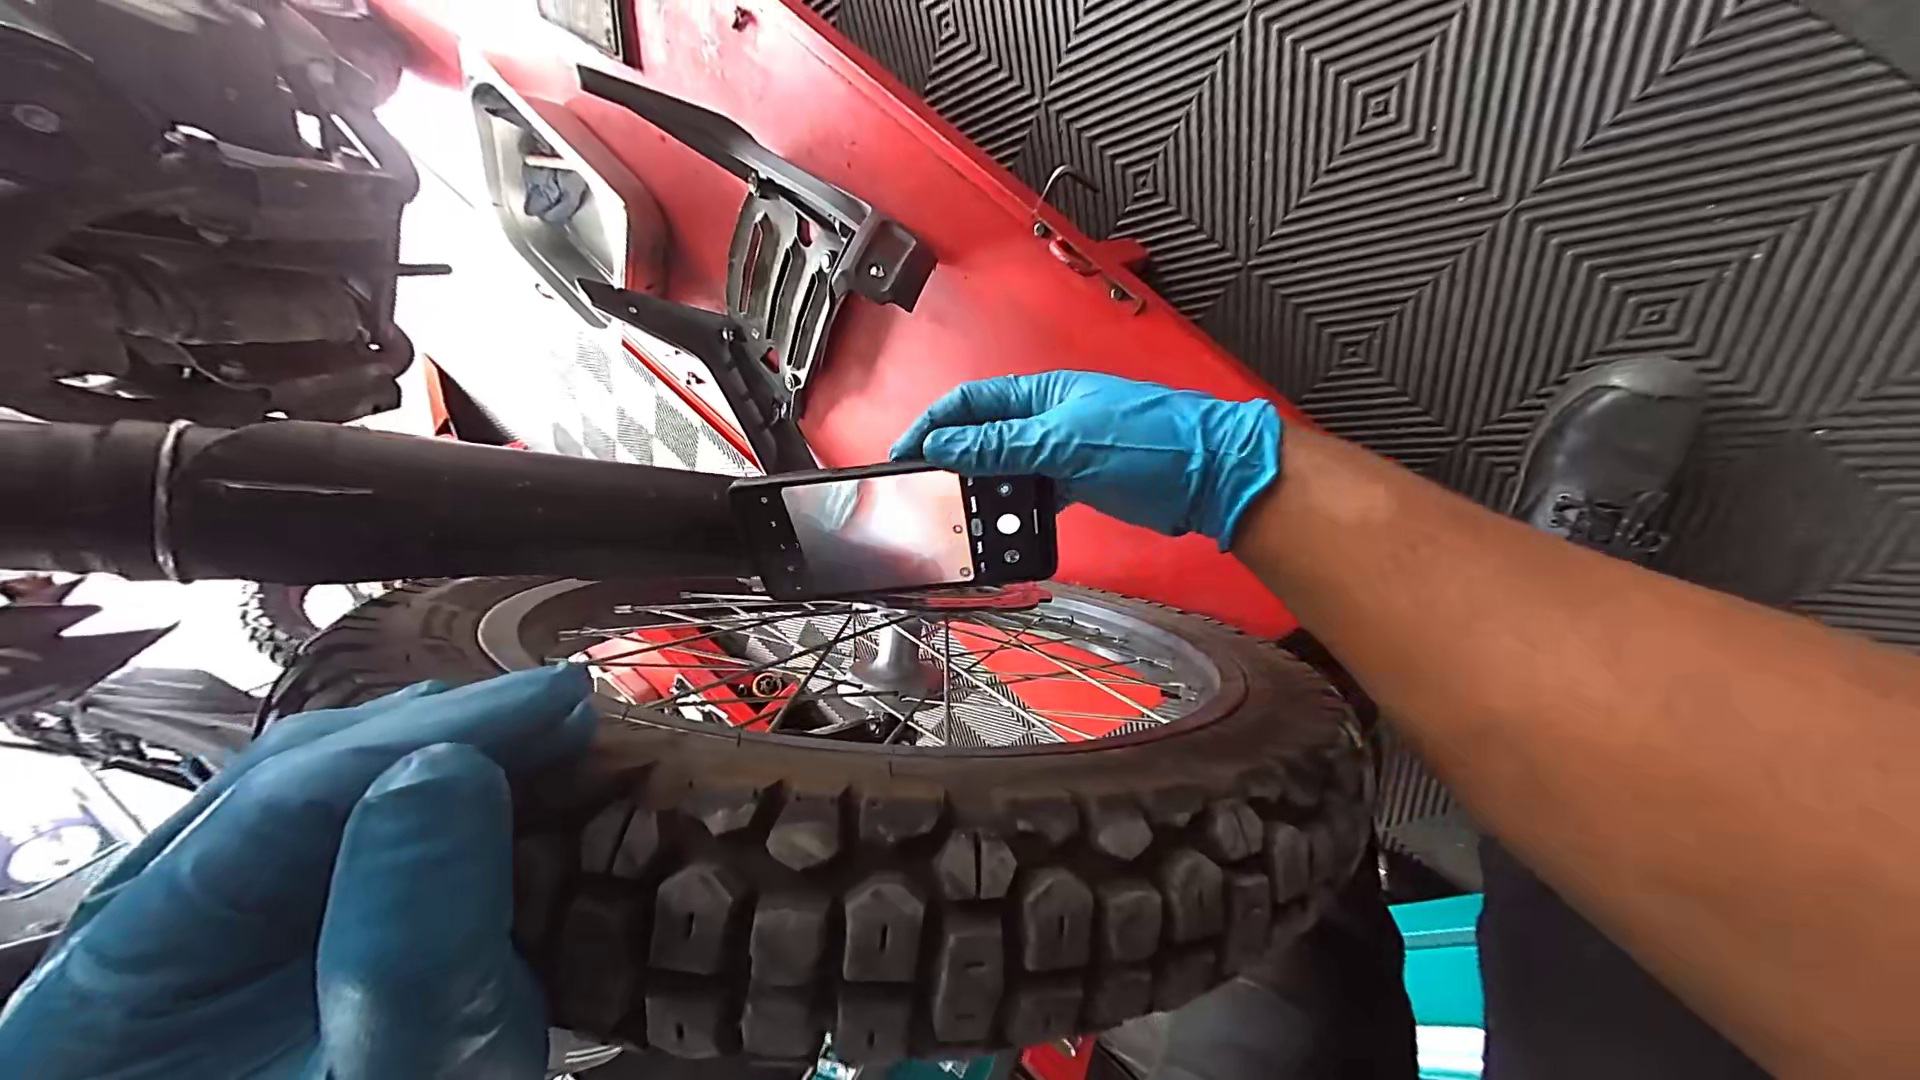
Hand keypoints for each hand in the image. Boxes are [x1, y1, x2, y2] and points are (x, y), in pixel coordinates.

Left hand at [0, 666, 595, 1079]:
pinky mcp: (314, 909)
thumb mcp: (417, 1076)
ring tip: (555, 731)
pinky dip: (467, 782)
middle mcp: (157, 930)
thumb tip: (456, 761)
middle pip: (308, 772)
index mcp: (120, 987)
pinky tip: (522, 771)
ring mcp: (232, 916)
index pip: (286, 800)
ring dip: (465, 743)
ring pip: (348, 779)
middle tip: (570, 709)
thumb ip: (415, 940)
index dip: (446, 728)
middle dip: (458, 725)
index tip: (566, 696)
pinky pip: (384, 814)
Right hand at [890, 371, 1281, 547]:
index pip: (970, 403)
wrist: (1210, 475)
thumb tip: (947, 444)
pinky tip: (1008, 521)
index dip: (934, 426)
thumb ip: (1003, 445)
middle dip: (954, 458)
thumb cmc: (1153, 440)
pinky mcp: (1076, 479)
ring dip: (985, 488)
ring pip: (1006, 468)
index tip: (908, 452)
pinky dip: (1018, 506)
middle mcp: (1046, 419)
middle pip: (983, 436)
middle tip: (931, 488)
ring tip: (967, 511)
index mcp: (1040, 394)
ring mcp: (1061, 450)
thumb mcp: (1065, 441)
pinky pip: (1032, 491)